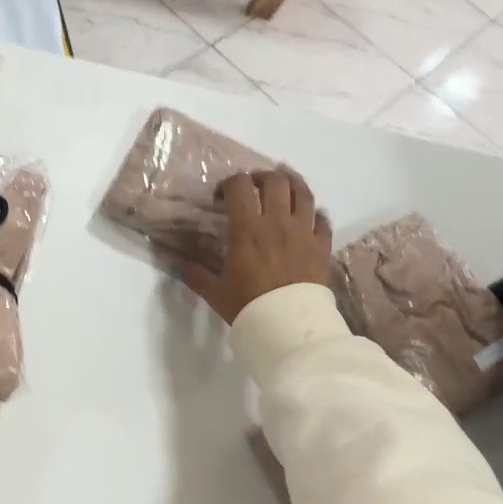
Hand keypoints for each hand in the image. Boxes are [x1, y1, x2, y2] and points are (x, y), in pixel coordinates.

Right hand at [181, 170, 332, 322]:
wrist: (289, 326)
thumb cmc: (248, 305)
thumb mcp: (215, 291)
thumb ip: (196, 274)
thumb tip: (179, 263)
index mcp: (247, 229)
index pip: (239, 186)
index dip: (228, 184)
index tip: (221, 198)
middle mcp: (277, 222)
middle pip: (275, 180)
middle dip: (260, 177)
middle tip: (252, 188)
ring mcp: (304, 231)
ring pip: (303, 192)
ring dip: (291, 184)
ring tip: (282, 189)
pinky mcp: (322, 245)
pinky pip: (323, 219)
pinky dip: (314, 214)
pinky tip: (307, 219)